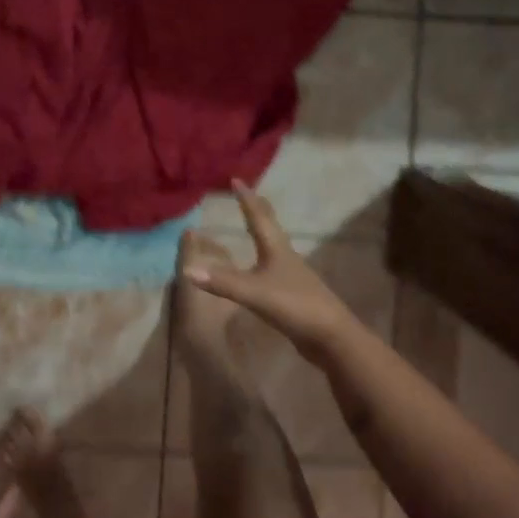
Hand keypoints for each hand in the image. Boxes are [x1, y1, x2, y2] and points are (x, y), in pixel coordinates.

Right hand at [180, 181, 357, 360]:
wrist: (331, 337)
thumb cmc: (295, 306)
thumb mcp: (256, 293)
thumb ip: (223, 282)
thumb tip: (187, 270)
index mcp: (277, 249)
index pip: (259, 217)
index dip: (247, 199)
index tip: (236, 180)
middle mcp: (285, 256)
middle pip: (270, 226)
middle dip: (257, 209)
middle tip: (247, 193)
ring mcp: (292, 275)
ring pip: (273, 245)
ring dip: (262, 231)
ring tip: (251, 224)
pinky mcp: (293, 294)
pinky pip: (273, 267)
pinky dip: (262, 258)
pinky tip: (259, 267)